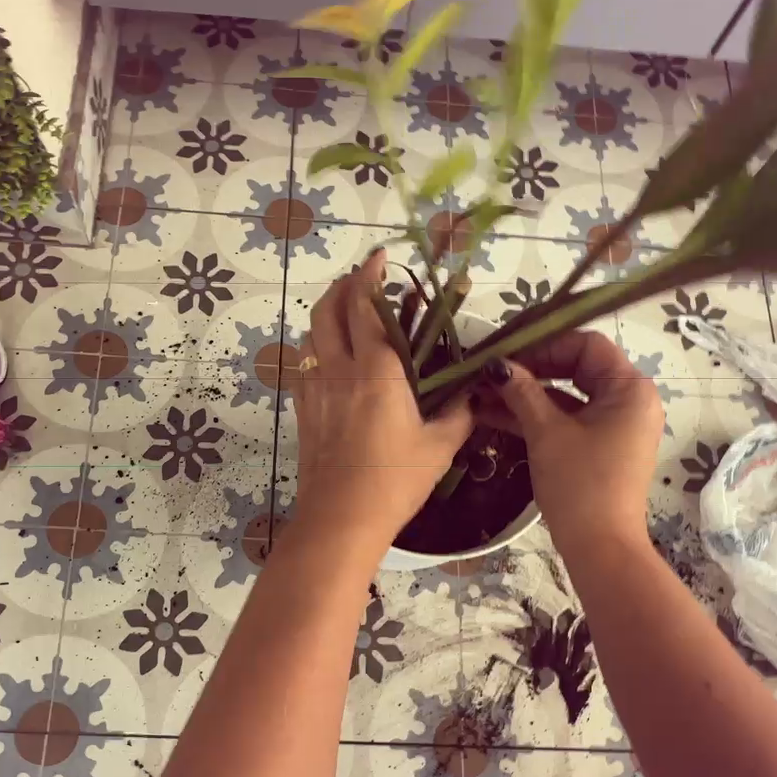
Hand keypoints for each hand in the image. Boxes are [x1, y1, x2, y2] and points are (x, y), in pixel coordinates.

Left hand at [291, 251, 473, 548]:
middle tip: (362, 277)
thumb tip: (473, 393)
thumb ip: (459, 413)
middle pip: (327, 309)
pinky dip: (318, 347)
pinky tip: (332, 358)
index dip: (371, 275)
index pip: (366, 307)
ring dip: (327, 313)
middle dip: (343, 284)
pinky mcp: (303, 412)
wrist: (340, 519)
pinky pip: (305, 365)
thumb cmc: (395, 481)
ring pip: (311, 335)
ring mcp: (315, 390)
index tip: (381, 257)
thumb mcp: (440, 446)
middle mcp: (338, 371)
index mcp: (375, 371)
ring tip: (347, 311)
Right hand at [480, 330, 661, 547]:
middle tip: (491, 373)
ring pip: (568, 396)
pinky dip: (537, 416)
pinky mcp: (601, 447)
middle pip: (576, 368)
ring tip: (482, 394)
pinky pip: (568, 420)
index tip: (506, 356)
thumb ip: (522, 392)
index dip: (544, 345)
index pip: (586, 345)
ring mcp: (616, 426)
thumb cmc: (579, 484)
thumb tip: (497, 366)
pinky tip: (496, 415)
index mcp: (630, 389)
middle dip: (531, 370)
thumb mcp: (546, 433)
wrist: (600, 547)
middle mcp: (630, 401)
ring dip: (527, 395)